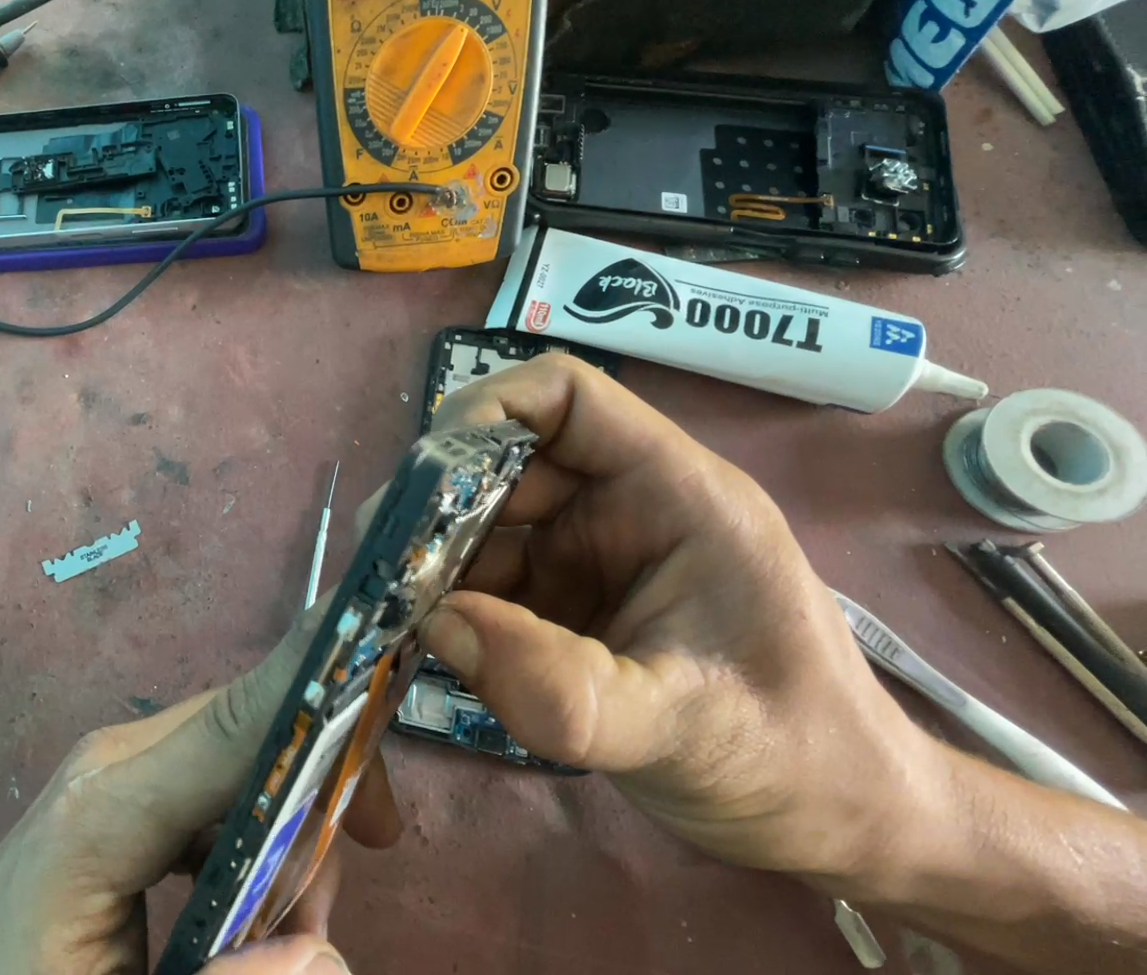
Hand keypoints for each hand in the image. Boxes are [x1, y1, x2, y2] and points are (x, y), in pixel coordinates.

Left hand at [0, 592, 398, 974]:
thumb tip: (328, 953)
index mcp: (109, 809)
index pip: (236, 723)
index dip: (312, 675)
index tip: (383, 641)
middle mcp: (115, 760)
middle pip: (252, 726)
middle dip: (323, 782)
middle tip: (355, 869)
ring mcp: (113, 766)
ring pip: (238, 747)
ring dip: (291, 807)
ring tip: (299, 904)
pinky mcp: (117, 785)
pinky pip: (211, 774)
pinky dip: (255, 815)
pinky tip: (257, 885)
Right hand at [403, 354, 942, 882]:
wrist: (838, 827)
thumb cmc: (795, 763)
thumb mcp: (684, 731)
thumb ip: (562, 686)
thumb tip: (435, 622)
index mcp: (673, 495)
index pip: (567, 398)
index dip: (487, 413)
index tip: (424, 482)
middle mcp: (619, 509)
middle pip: (502, 466)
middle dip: (437, 509)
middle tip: (386, 570)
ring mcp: (584, 557)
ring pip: (479, 527)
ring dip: (431, 563)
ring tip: (390, 614)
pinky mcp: (560, 604)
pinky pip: (482, 583)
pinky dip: (443, 605)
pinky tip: (420, 640)